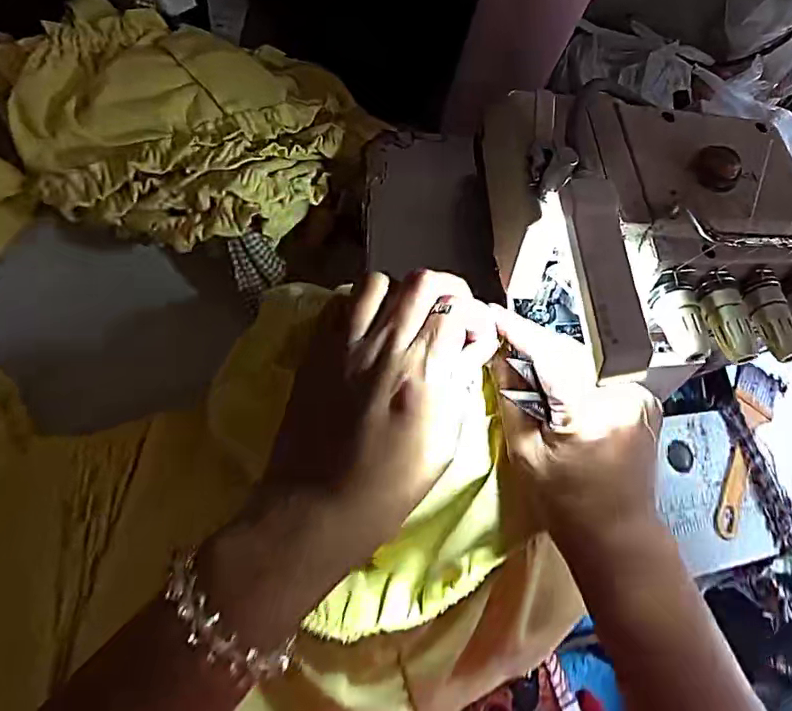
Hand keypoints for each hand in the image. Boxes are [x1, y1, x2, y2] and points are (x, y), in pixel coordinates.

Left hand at [263, 270, 493, 542]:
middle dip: (446, 289)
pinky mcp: (315, 351)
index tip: (475, 333)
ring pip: (379, 281)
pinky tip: (370, 328)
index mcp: (421, 372)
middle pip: (422, 281)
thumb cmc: (390, 486)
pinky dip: (361, 304)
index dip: (474, 314)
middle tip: (450, 312)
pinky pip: (341, 303)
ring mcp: (345, 346)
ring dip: (401, 292)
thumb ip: (462, 384)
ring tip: (407, 317)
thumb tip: (473, 348)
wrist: (317, 510)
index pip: (456, 308)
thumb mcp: (446, 441)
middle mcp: (384, 347)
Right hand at [488, 305, 663, 554]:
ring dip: (559, 360)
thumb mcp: (527, 457)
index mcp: (589, 415)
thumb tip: (500, 356)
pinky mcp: (645, 400)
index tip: (497, 315)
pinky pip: (603, 375)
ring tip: (532, 371)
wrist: (619, 533)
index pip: (552, 357)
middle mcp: (620, 398)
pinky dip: (581, 377)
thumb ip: (513, 401)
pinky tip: (565, 392)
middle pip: (570, 353)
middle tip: (506, 338)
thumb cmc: (567, 505)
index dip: (521, 332)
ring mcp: (638, 398)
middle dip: (537, 345)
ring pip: (586, 362)